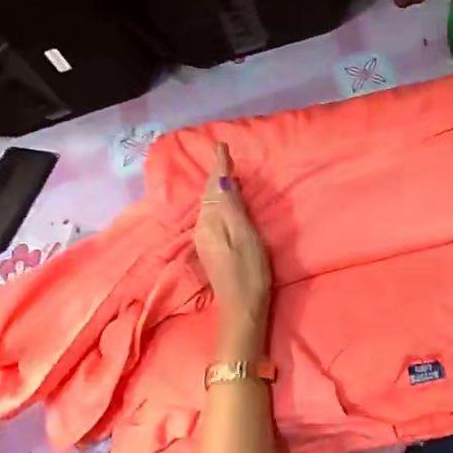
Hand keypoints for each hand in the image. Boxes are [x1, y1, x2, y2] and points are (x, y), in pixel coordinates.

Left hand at [195, 143, 271, 355]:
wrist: (242, 307)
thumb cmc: (250, 271)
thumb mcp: (246, 236)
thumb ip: (232, 208)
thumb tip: (221, 180)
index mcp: (211, 221)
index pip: (213, 186)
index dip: (219, 166)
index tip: (221, 145)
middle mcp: (202, 227)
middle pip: (208, 194)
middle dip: (216, 175)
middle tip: (225, 156)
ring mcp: (204, 239)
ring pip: (209, 205)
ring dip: (216, 189)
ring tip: (227, 173)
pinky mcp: (210, 249)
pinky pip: (212, 215)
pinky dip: (218, 203)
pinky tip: (227, 202)